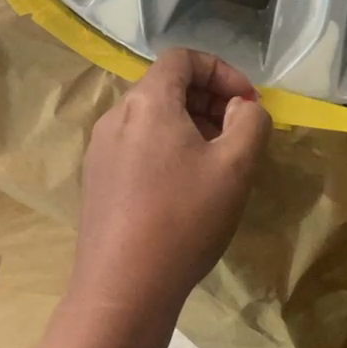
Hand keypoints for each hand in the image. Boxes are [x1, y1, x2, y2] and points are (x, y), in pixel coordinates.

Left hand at [70, 50, 272, 314]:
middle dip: (209, 100)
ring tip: (216, 164)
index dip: (222, 71)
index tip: (247, 104)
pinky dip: (166, 149)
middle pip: (166, 86)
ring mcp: (100, 150)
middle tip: (238, 134)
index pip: (183, 58)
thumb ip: (250, 122)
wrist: (123, 289)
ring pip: (151, 118)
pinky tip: (184, 190)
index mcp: (147, 102)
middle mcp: (116, 116)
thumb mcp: (235, 165)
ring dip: (189, 126)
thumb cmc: (184, 218)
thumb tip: (241, 108)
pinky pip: (136, 145)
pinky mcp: (96, 181)